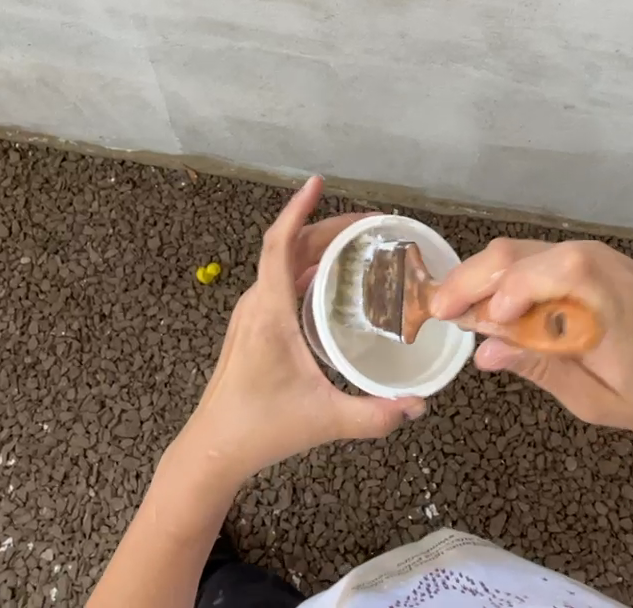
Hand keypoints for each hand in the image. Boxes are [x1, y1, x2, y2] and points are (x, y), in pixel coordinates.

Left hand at [171, 177, 424, 484]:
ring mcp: (251, 313)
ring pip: (283, 263)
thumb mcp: (325, 421)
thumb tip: (419, 407)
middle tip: (370, 223)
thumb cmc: (262, 429)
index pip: (280, 244)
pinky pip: (280, 281)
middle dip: (327, 227)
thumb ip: (375, 414)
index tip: (317, 183)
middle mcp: (256, 303)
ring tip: (357, 244)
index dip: (298, 209)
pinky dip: (306, 269)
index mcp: (269, 312)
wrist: (212, 449)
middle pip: (289, 247)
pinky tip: (331, 281)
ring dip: (316, 247)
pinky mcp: (252, 326)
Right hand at [430, 238, 632, 433]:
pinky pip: (532, 257)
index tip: (464, 324)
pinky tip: (488, 302)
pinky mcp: (587, 256)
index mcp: (601, 301)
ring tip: (453, 308)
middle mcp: (591, 263)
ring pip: (516, 251)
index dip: (495, 295)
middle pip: (512, 256)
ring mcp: (589, 253)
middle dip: (467, 280)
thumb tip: (484, 353)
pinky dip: (502, 277)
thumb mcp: (599, 400)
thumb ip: (541, 369)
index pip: (536, 278)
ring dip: (479, 277)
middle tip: (435, 310)